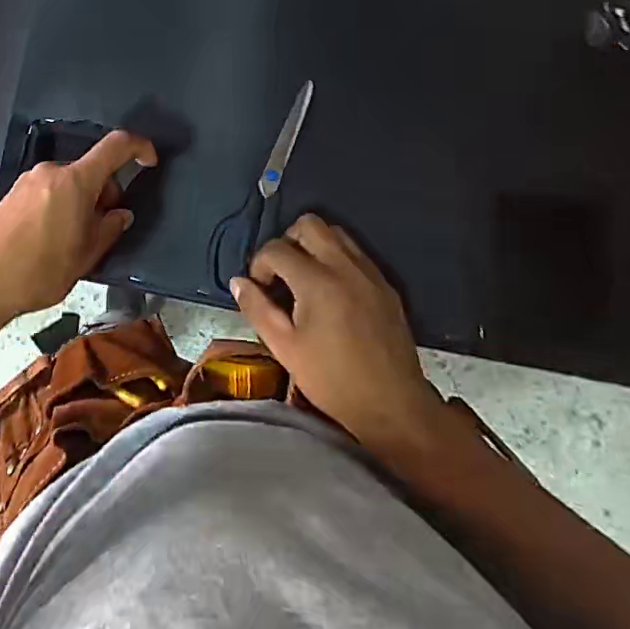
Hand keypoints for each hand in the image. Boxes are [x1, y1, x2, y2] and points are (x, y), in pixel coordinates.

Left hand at [0, 129, 157, 330]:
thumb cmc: (37, 272)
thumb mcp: (85, 256)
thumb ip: (109, 229)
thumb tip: (120, 214)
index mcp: (75, 181)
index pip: (116, 146)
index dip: (139, 147)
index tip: (149, 160)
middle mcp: (51, 172)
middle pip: (91, 170)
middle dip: (104, 194)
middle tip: (100, 229)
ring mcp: (28, 181)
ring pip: (70, 182)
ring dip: (81, 202)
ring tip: (73, 241)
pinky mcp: (13, 193)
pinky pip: (49, 191)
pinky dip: (61, 205)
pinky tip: (51, 238)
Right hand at [232, 214, 446, 447]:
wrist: (391, 404)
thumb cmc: (332, 380)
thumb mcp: (285, 348)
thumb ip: (257, 309)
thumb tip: (238, 281)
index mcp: (316, 281)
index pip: (276, 248)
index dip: (259, 264)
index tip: (259, 288)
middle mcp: (344, 266)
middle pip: (309, 224)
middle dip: (287, 241)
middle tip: (280, 274)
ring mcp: (369, 272)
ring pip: (336, 233)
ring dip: (313, 245)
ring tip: (304, 278)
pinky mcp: (385, 284)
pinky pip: (356, 253)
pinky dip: (336, 258)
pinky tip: (331, 290)